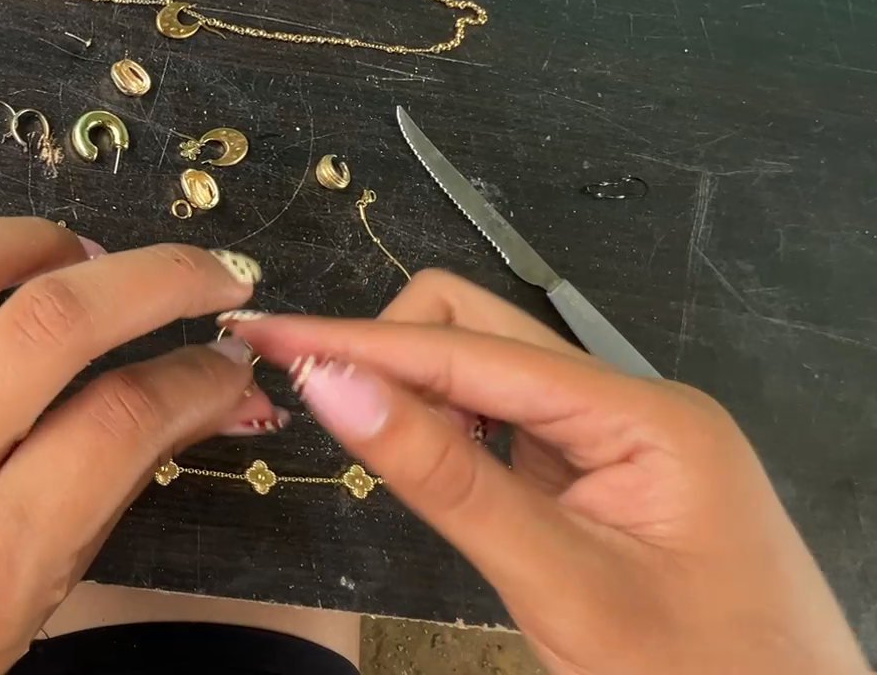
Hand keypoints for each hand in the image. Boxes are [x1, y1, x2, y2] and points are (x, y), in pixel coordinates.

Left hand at [0, 220, 277, 674]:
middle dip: (145, 278)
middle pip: (40, 327)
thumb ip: (142, 453)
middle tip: (195, 270)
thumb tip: (228, 373)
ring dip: (25, 239)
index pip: (114, 422)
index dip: (191, 370)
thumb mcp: (67, 557)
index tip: (227, 343)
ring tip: (72, 258)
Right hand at [228, 269, 866, 674]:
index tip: (265, 335)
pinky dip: (436, 421)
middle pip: (467, 323)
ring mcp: (605, 427)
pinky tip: (433, 464)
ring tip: (396, 455)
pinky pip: (483, 406)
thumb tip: (322, 380)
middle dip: (386, 353)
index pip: (460, 348)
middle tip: (330, 405)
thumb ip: (436, 472)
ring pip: (469, 358)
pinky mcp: (583, 458)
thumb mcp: (558, 584)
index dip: (352, 341)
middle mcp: (622, 398)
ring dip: (411, 389)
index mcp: (640, 413)